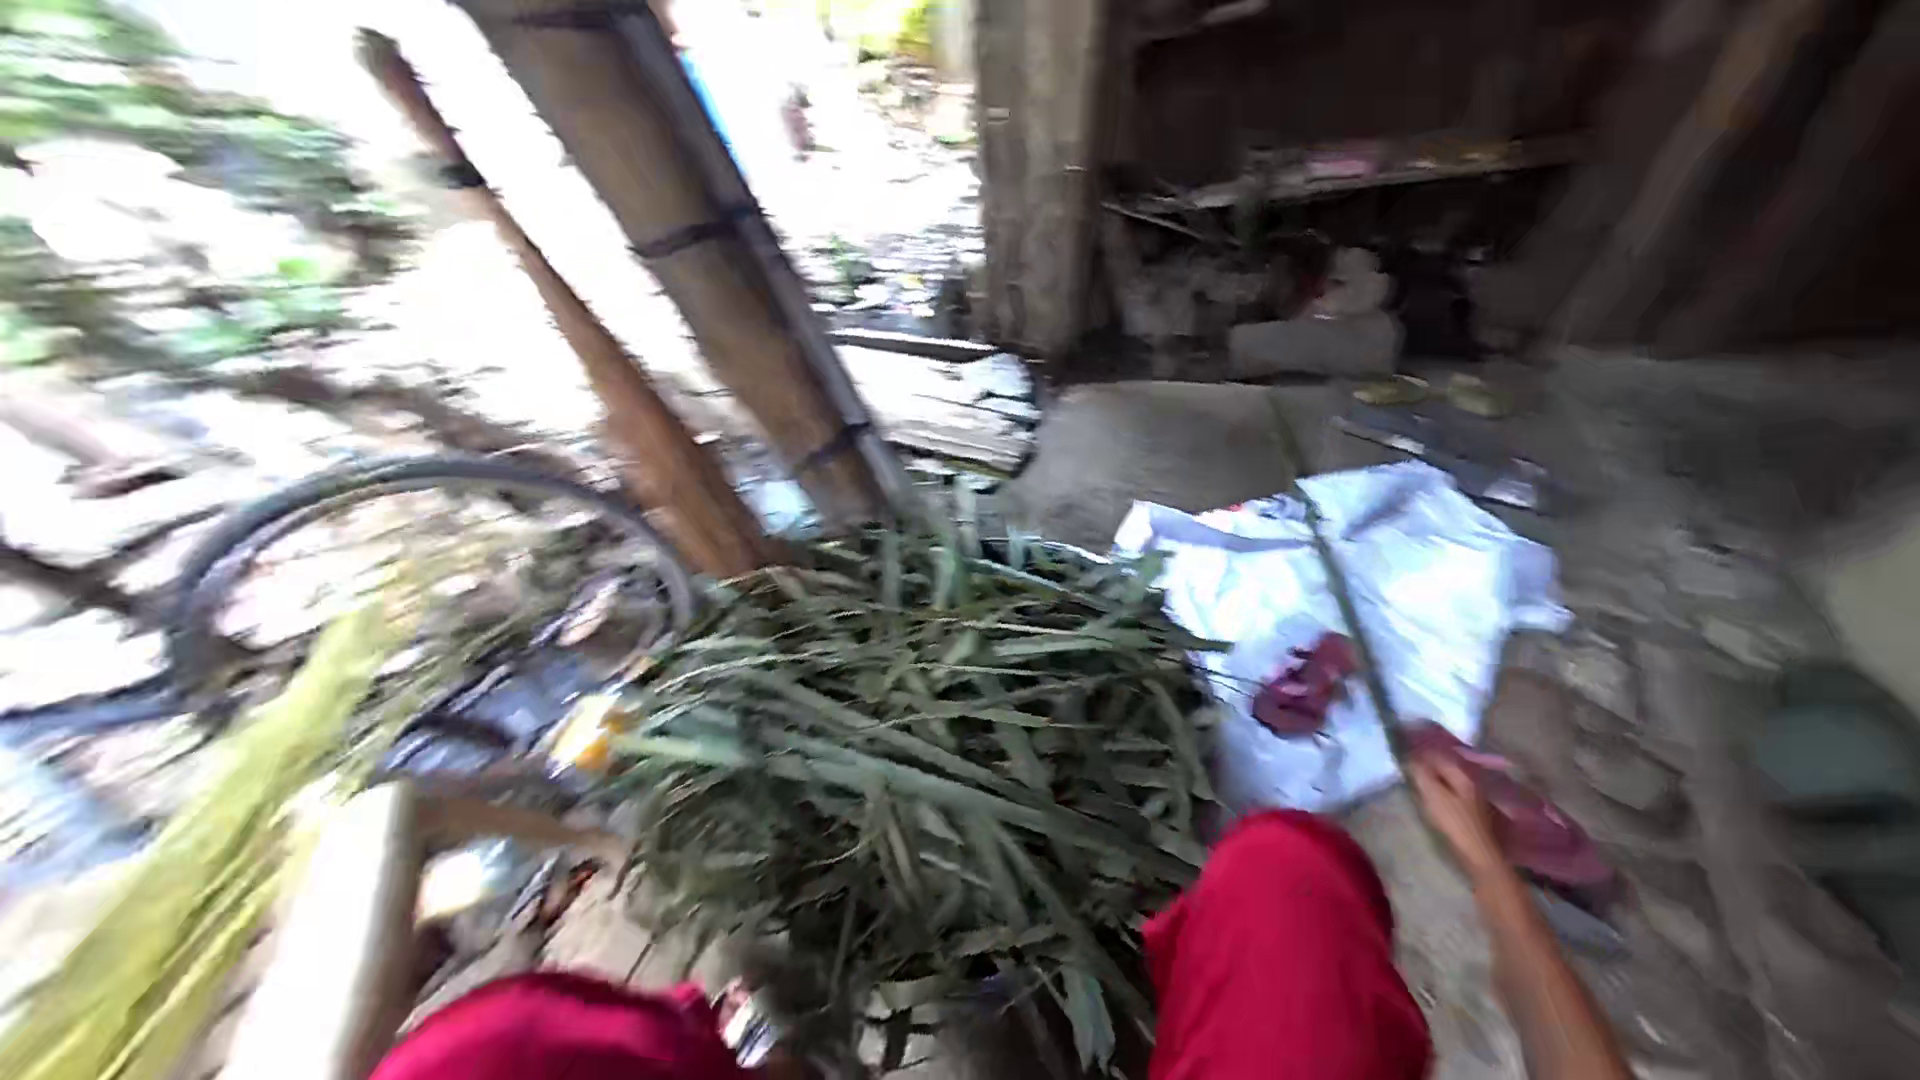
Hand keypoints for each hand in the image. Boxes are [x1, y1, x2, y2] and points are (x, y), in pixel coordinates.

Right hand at [1409, 756, 1506, 879]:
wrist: (1480, 856)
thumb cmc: (1454, 823)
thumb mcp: (1432, 795)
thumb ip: (1420, 773)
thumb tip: (1410, 758)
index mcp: (1463, 775)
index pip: (1437, 756)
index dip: (1418, 755)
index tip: (1402, 758)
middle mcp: (1472, 782)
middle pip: (1444, 767)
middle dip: (1426, 766)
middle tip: (1407, 770)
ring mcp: (1475, 797)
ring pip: (1449, 780)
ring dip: (1433, 778)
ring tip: (1417, 782)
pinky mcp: (1474, 811)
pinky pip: (1453, 791)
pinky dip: (1441, 790)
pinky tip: (1432, 797)